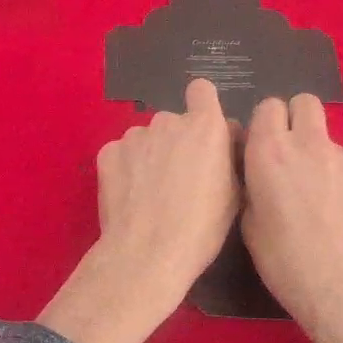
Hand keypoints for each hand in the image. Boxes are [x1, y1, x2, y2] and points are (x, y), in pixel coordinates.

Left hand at [39, 78, 239, 342]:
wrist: (147, 253)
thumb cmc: (201, 227)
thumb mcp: (234, 194)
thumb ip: (229, 156)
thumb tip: (225, 137)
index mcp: (205, 127)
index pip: (202, 90)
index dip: (202, 105)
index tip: (202, 128)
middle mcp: (167, 121)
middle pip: (173, 122)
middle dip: (176, 142)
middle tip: (178, 177)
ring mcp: (133, 135)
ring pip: (146, 139)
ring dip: (150, 155)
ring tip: (150, 192)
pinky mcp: (107, 153)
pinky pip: (121, 153)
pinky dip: (125, 168)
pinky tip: (129, 196)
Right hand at [242, 94, 342, 342]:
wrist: (342, 288)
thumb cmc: (283, 260)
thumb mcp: (247, 221)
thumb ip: (251, 183)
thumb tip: (256, 170)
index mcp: (269, 151)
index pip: (268, 106)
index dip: (265, 123)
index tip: (262, 146)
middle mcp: (308, 144)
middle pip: (305, 102)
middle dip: (295, 118)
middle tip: (290, 152)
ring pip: (328, 137)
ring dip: (318, 153)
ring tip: (317, 194)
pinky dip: (340, 178)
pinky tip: (338, 212)